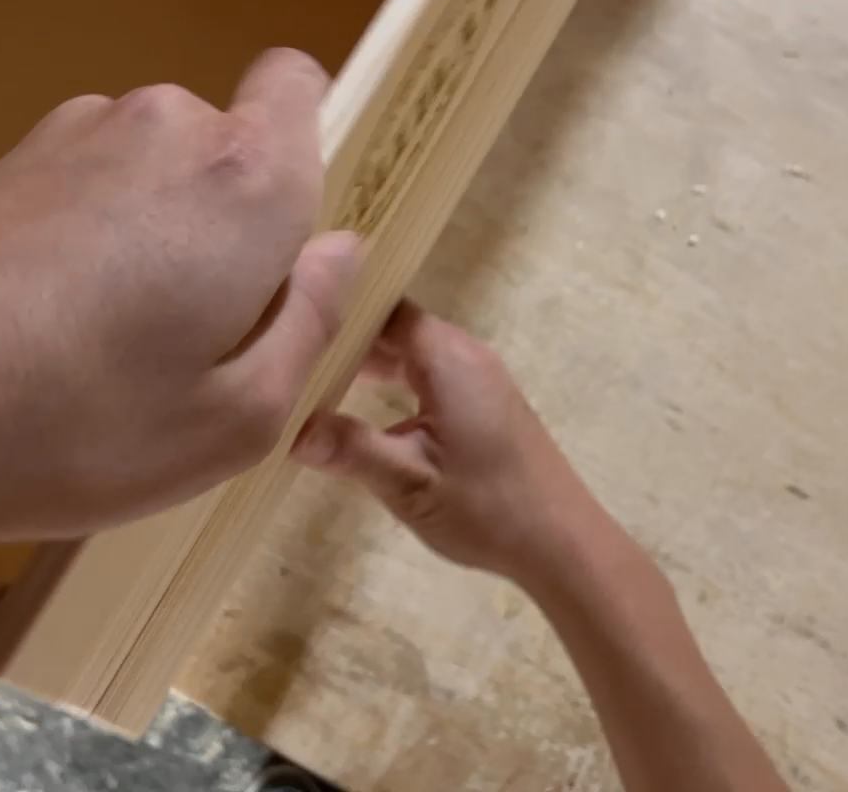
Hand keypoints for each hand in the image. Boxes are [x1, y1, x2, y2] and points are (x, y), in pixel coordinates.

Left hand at [0, 48, 360, 559]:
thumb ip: (315, 319)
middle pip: (238, 146)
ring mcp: (75, 132)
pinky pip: (97, 180)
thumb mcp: (242, 417)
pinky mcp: (5, 158)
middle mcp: (166, 127)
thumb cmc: (80, 429)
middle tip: (201, 326)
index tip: (287, 235)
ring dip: (168, 229)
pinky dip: (101, 230)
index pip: (300, 85)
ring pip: (166, 168)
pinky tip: (49, 318)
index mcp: (245, 178)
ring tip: (114, 334)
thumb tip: (339, 250)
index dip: (309, 145)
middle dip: (240, 219)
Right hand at [291, 302, 612, 584]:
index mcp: (447, 357)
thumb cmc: (485, 507)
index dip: (341, 310)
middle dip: (349, 338)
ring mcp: (480, 377)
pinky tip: (367, 408)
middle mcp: (466, 354)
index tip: (293, 320)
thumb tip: (286, 428)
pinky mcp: (486, 402)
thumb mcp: (408, 482)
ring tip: (315, 377)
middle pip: (399, 328)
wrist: (560, 538)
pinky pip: (433, 373)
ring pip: (416, 352)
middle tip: (292, 353)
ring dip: (373, 363)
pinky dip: (399, 381)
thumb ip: (349, 449)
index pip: (386, 309)